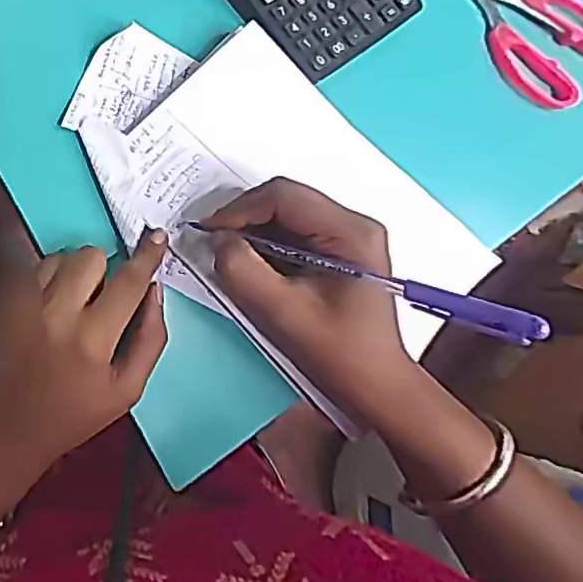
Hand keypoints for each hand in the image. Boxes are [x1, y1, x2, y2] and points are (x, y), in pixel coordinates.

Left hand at [0, 231, 168, 512]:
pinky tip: (48, 306)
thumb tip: (155, 290)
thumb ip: (150, 338)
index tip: (156, 237)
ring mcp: (23, 306)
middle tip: (101, 296)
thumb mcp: (126, 390)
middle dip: (103, 269)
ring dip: (73, 272)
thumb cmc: (72, 414)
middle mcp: (55, 316)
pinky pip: (32, 268)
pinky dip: (47, 278)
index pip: (128, 282)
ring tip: (71, 305)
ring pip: (60, 256)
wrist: (7, 428)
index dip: (147, 255)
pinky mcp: (2, 304)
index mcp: (92, 342)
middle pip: (90, 256)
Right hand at [201, 179, 410, 400]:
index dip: (238, 209)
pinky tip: (252, 266)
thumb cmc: (338, 354)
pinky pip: (289, 231)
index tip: (209, 231)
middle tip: (214, 241)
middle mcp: (353, 225)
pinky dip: (263, 243)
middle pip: (283, 199)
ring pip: (283, 213)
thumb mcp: (281, 312)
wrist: (374, 385)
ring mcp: (346, 236)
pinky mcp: (335, 250)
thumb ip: (241, 270)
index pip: (283, 196)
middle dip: (243, 218)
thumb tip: (218, 239)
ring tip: (230, 256)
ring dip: (251, 231)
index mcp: (351, 233)